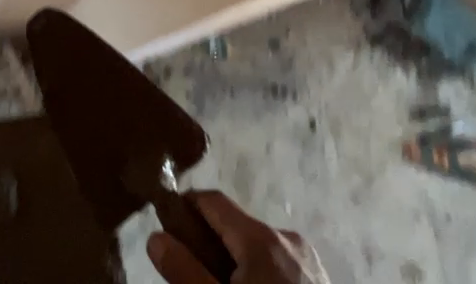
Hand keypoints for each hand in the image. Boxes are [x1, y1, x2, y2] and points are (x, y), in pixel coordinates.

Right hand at [147, 191, 328, 283]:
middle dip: (207, 243)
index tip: (166, 232)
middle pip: (233, 225)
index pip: (210, 199)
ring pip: (255, 247)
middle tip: (193, 275)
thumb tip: (155, 236)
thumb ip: (184, 271)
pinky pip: (277, 264)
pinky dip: (257, 274)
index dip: (183, 209)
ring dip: (233, 262)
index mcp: (261, 238)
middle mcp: (287, 238)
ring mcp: (308, 260)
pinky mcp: (320, 281)